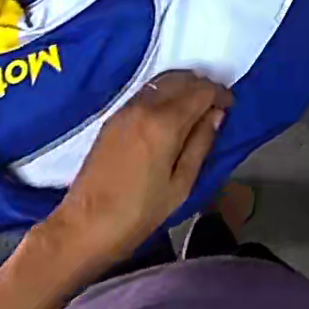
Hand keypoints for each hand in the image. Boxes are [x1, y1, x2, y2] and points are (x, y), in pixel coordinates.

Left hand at [37, 71, 231, 268]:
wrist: (80, 230)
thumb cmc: (137, 213)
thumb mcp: (181, 184)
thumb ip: (202, 143)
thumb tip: (216, 115)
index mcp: (165, 123)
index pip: (203, 90)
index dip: (221, 94)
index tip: (228, 107)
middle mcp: (146, 107)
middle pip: (183, 78)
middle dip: (203, 87)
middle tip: (214, 106)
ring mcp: (126, 110)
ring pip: (163, 81)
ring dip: (184, 87)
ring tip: (193, 108)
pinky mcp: (113, 118)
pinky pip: (147, 92)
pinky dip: (165, 93)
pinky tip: (170, 113)